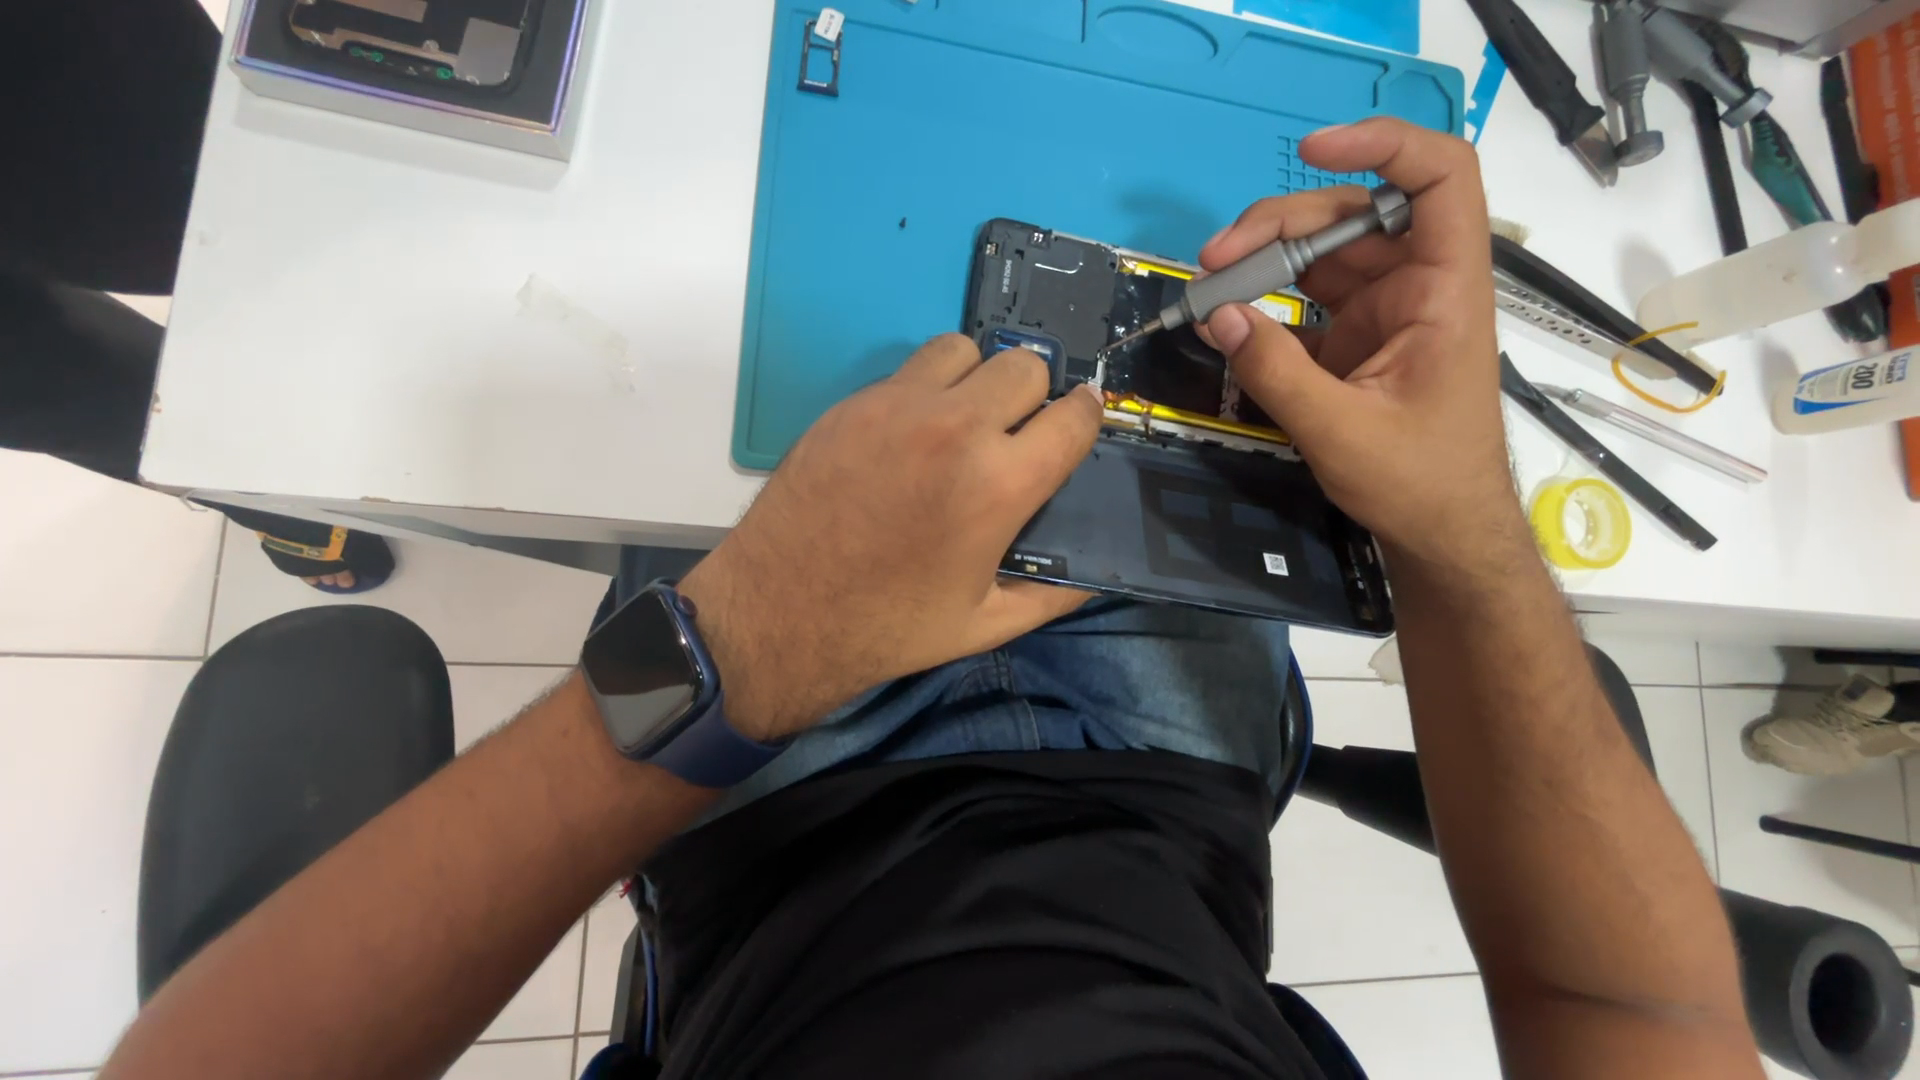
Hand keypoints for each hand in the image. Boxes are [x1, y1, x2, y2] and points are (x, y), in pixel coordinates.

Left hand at [679, 335, 1102, 741]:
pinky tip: (912, 434)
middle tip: (1013, 436)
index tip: (1075, 432)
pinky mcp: (855, 403)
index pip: (1076, 415)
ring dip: (978, 380)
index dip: (1086, 420)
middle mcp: (956, 428)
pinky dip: (927, 389)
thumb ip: (1055, 593)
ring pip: (966, 350)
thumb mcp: (988, 624)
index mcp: (1000, 484)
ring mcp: (899, 407)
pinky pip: (911, 368)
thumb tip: (1095, 572)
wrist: (783, 613)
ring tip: (963, 423)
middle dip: (1034, 398)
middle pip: (1026, 366)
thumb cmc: (890, 626)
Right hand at [1198, 118, 1521, 573]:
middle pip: (1352, 216)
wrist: (1441, 531)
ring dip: (1262, 263)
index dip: (1382, 145)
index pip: (1437, 179)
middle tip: (1213, 260)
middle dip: (1278, 227)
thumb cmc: (1417, 481)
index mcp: (1444, 289)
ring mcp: (1384, 311)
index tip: (1311, 151)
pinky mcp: (1354, 340)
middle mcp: (1417, 285)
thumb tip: (1216, 316)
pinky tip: (1226, 319)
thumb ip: (1274, 372)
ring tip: (1208, 286)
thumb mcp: (1338, 430)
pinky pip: (1304, 302)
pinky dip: (1263, 305)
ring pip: (1321, 256)